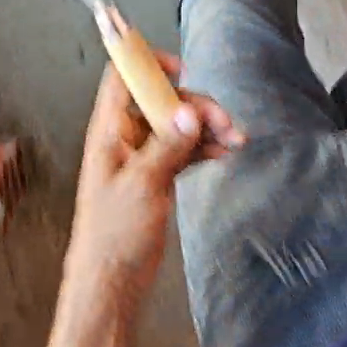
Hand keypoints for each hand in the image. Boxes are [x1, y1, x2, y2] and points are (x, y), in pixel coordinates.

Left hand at [64, 54, 241, 305]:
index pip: (123, 78)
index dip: (148, 64)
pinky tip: (226, 153)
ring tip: (237, 140)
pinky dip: (204, 147)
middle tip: (227, 124)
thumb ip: (167, 146)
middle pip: (162, 101)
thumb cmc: (115, 232)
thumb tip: (190, 111)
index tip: (183, 70)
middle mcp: (126, 137)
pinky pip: (184, 149)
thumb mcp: (142, 185)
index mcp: (110, 130)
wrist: (111, 282)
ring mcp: (143, 156)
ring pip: (178, 125)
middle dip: (196, 106)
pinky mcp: (158, 175)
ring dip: (207, 128)